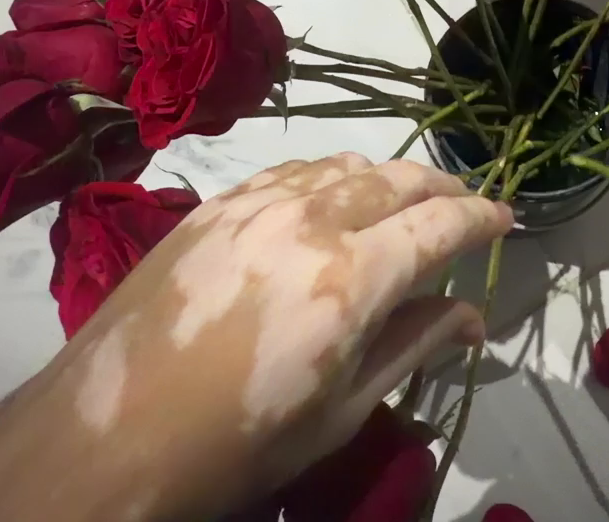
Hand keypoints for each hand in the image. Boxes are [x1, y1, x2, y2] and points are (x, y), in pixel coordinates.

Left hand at [0, 153, 512, 521]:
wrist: (103, 438)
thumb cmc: (235, 445)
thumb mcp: (339, 410)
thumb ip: (413, 345)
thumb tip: (473, 316)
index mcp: (350, 279)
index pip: (440, 225)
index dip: (482, 217)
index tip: (506, 220)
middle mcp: (312, 220)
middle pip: (400, 178)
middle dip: (444, 188)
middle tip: (464, 207)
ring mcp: (260, 202)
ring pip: (350, 164)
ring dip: (391, 177)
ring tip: (406, 200)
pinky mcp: (220, 202)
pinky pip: (297, 168)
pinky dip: (336, 175)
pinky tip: (336, 195)